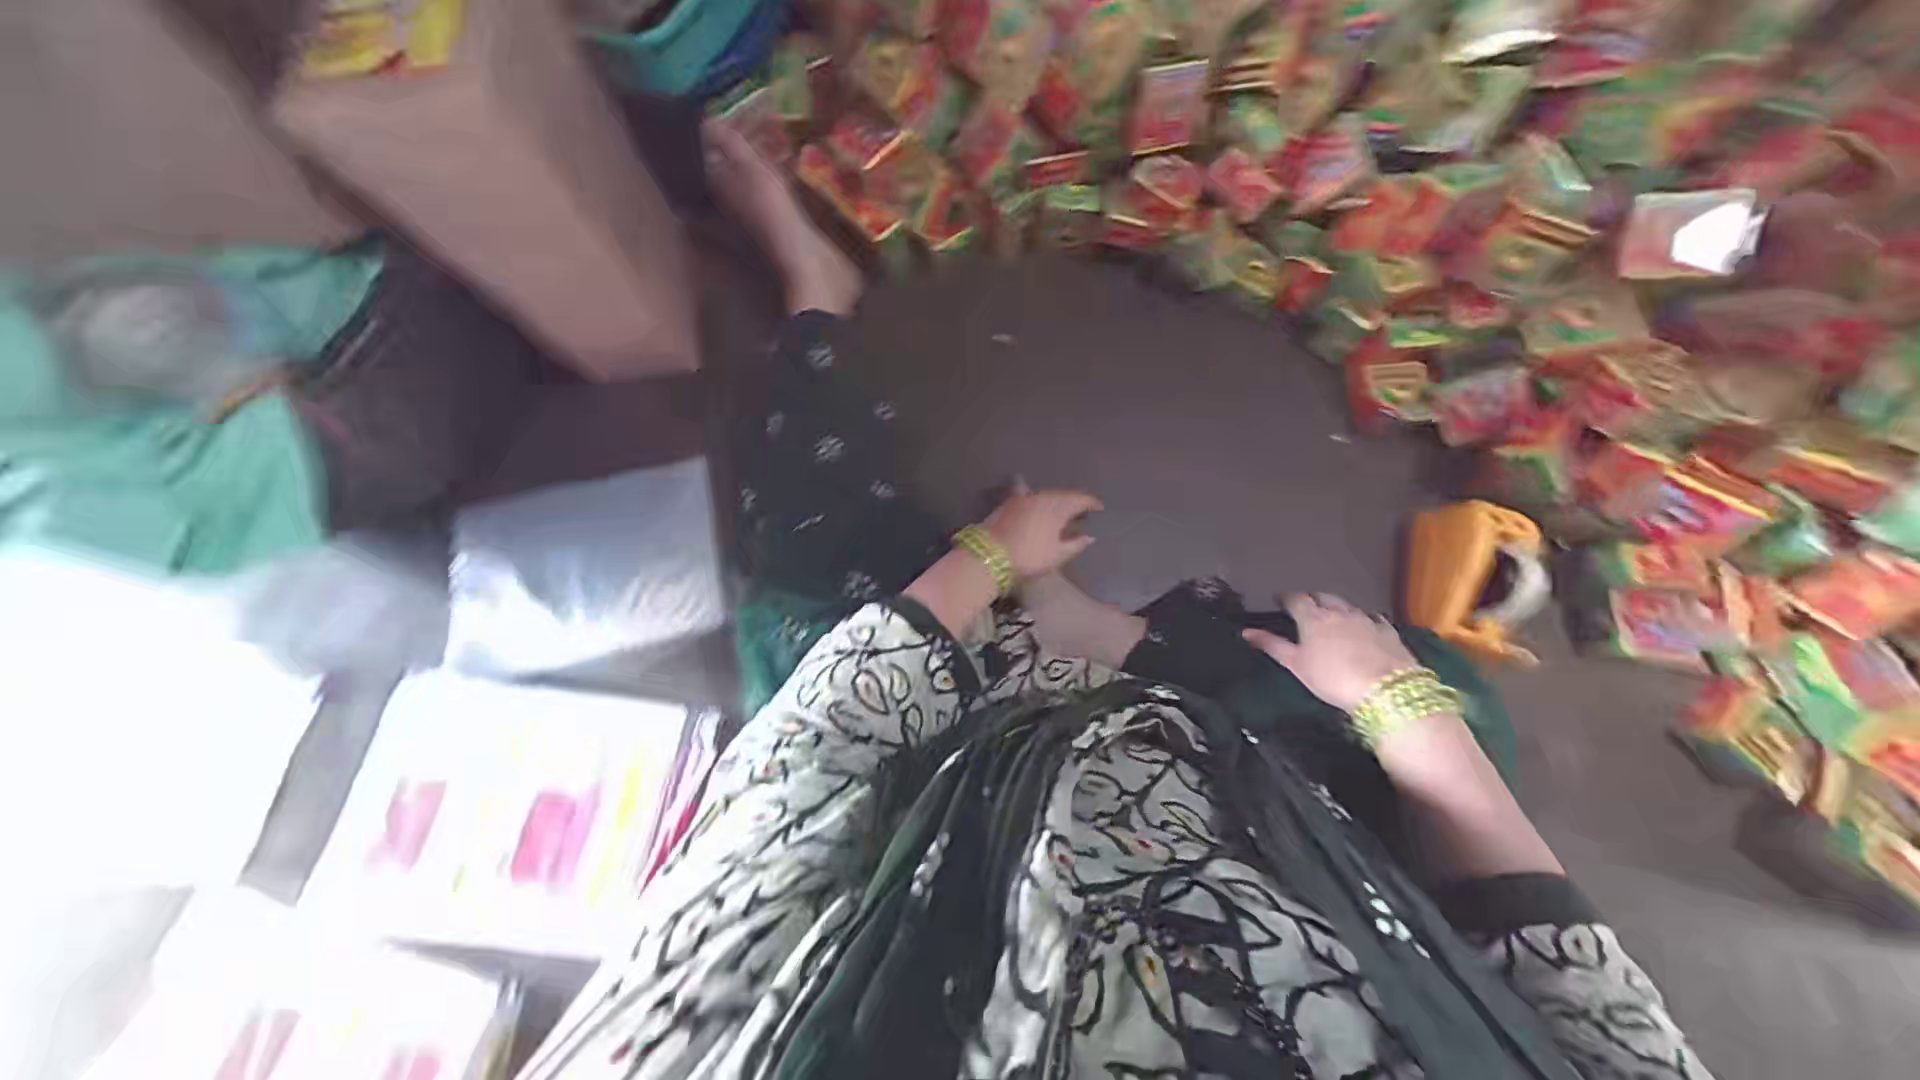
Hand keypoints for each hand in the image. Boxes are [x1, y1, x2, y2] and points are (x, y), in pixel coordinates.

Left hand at [981, 484, 1101, 579]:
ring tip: (1063, 514)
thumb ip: (1076, 544)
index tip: (1100, 508)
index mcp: (1057, 507)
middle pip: (1063, 495)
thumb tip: (1089, 537)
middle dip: (1074, 502)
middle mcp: (1041, 496)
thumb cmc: (1028, 557)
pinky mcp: (1008, 504)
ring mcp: (1022, 498)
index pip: (1080, 499)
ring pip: (1046, 496)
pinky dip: (1040, 504)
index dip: (1092, 503)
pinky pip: (1031, 498)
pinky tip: (1040, 512)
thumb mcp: (1057, 555)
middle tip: (1082, 513)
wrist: (988, 556)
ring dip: (1057, 503)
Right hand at [1243, 594, 1418, 712]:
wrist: (1385, 690)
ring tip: (1333, 617)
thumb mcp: (1295, 664)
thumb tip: (1246, 631)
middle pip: (1323, 596)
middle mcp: (1339, 612)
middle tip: (1306, 607)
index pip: (1296, 599)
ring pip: (1348, 605)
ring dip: (1338, 607)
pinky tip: (1365, 626)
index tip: (1281, 601)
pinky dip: (1364, 619)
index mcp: (1313, 617)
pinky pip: (1373, 618)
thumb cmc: (1331, 678)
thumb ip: (1271, 645)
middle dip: (1313, 599)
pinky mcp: (1388, 631)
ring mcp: (1366, 619)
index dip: (1286, 598)